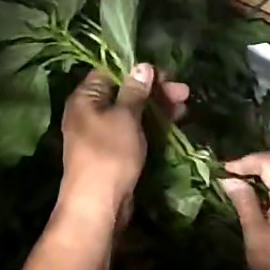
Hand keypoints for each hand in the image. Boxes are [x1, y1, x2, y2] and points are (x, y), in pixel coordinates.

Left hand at [56, 64, 188, 234]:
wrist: (97, 204)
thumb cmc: (109, 154)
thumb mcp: (125, 117)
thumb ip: (134, 90)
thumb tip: (142, 65)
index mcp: (85, 97)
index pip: (111, 71)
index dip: (138, 69)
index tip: (165, 73)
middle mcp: (88, 111)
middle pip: (123, 91)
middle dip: (153, 90)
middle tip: (184, 92)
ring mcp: (99, 131)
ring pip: (130, 111)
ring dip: (155, 107)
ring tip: (184, 106)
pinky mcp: (111, 150)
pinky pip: (131, 129)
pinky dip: (149, 125)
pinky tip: (171, 123)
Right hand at [222, 153, 269, 269]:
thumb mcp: (255, 232)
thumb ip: (244, 201)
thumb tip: (228, 179)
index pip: (269, 163)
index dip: (244, 161)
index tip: (223, 171)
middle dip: (249, 164)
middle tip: (227, 175)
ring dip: (256, 173)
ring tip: (234, 181)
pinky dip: (265, 183)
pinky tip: (250, 193)